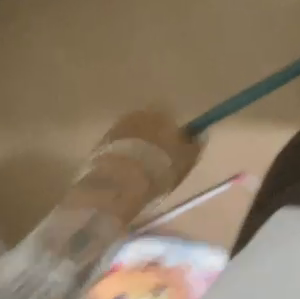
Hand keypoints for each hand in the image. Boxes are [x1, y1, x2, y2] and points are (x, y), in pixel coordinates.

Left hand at [73, 109, 202, 221]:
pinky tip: (126, 173)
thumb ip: (194, 145)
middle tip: (158, 157)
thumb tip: (200, 135)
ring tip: (141, 168)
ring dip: (136, 146)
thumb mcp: (186, 161)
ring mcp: (115, 128)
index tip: (177, 145)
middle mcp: (137, 115)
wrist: (118, 185)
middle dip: (153, 136)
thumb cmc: (159, 169)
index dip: (173, 130)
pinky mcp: (99, 145)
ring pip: (131, 134)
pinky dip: (122, 156)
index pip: (170, 115)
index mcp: (160, 113)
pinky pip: (117, 147)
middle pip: (148, 123)